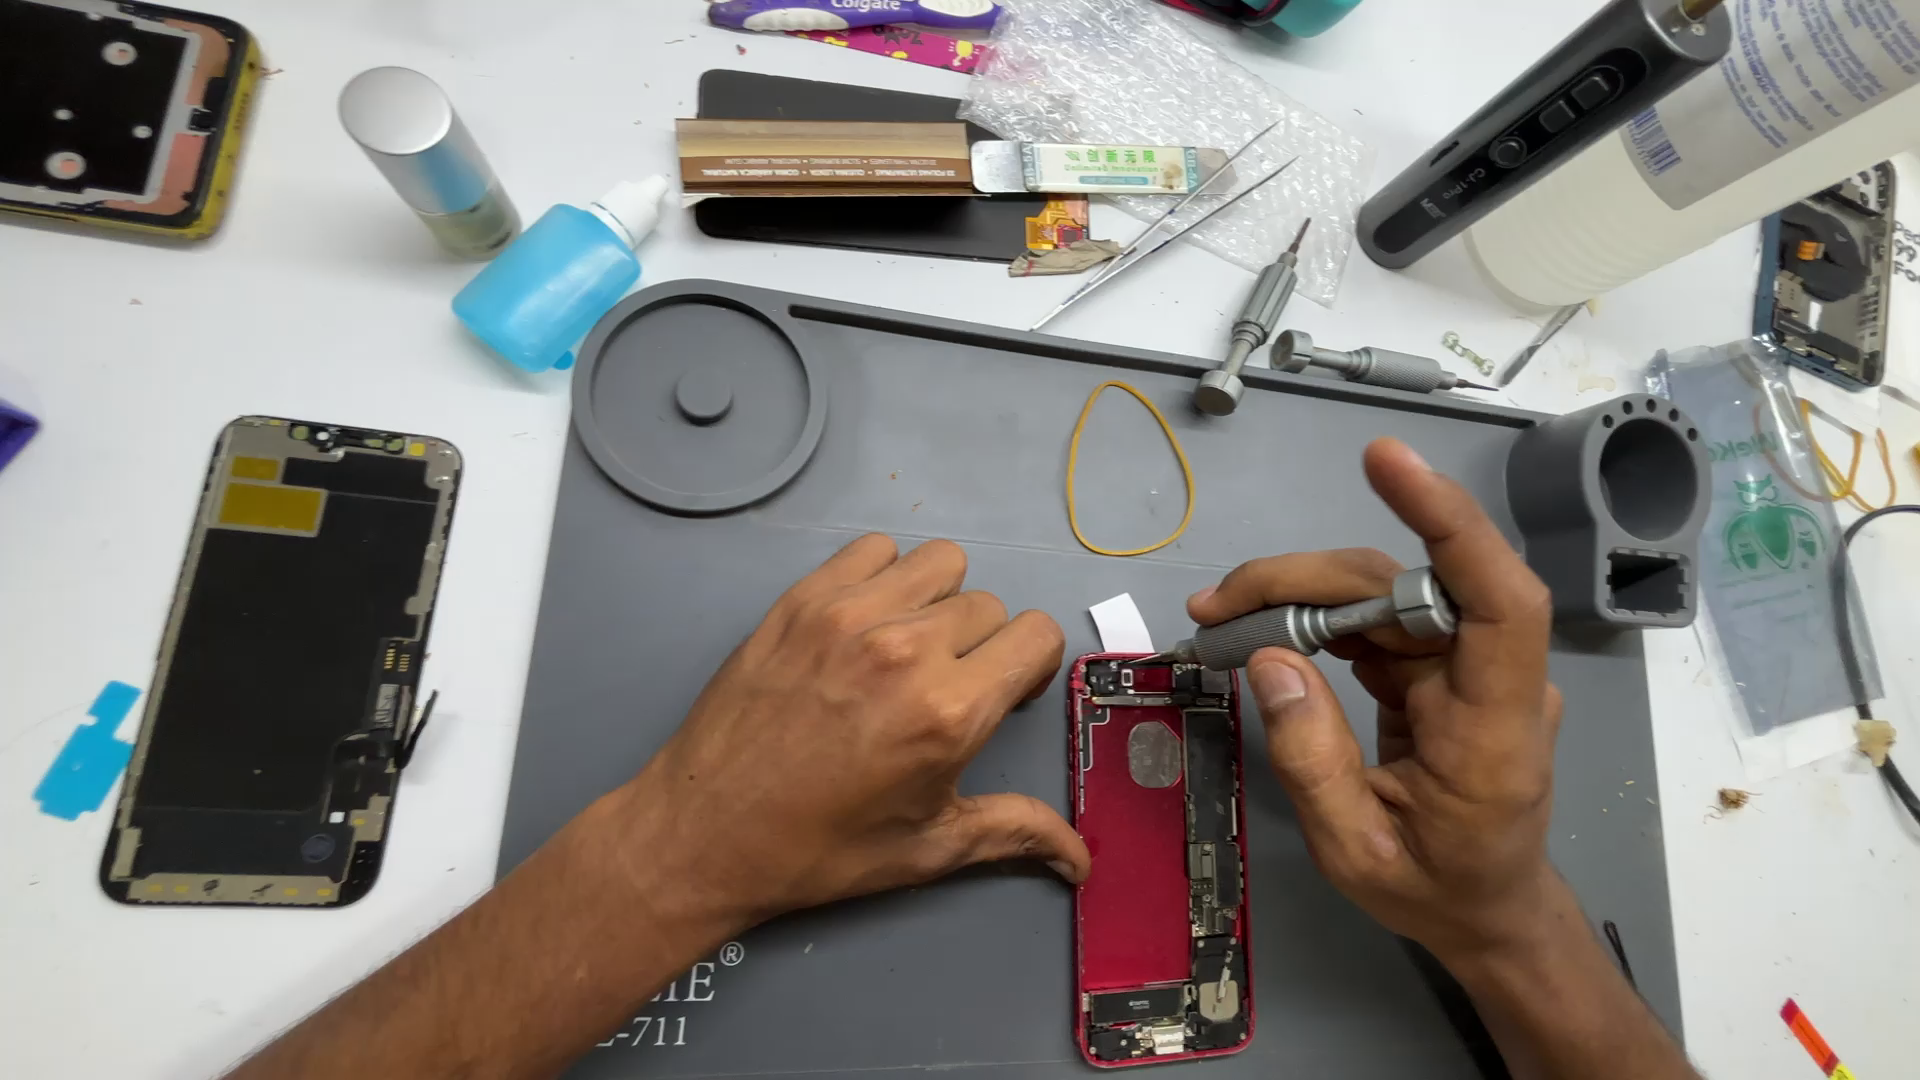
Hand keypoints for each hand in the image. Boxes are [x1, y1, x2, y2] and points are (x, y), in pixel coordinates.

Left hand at [605, 533, 1087, 930]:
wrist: (705, 831)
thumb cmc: (823, 847)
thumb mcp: (928, 849)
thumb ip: (1015, 833)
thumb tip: (1082, 859)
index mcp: (951, 711)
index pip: (1037, 634)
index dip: (1030, 664)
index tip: (1002, 691)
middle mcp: (909, 648)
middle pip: (989, 604)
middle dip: (983, 642)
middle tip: (945, 681)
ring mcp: (851, 613)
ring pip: (939, 563)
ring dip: (939, 598)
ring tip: (907, 641)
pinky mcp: (804, 596)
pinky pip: (873, 548)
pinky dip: (883, 575)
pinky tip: (862, 620)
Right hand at [1187, 438, 1563, 962]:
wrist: (1486, 913)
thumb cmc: (1433, 890)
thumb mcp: (1352, 847)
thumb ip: (1310, 758)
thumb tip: (1270, 657)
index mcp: (1492, 729)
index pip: (1496, 599)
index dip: (1447, 521)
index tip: (1385, 463)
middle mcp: (1486, 678)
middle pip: (1400, 587)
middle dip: (1300, 580)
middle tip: (1212, 605)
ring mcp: (1460, 667)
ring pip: (1376, 593)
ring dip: (1293, 594)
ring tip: (1219, 616)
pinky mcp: (1432, 666)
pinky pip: (1367, 619)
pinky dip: (1307, 616)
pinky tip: (1257, 628)